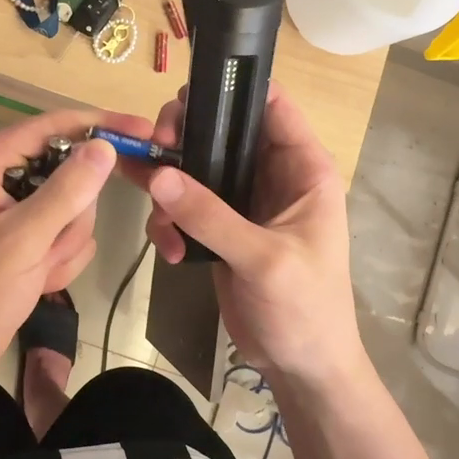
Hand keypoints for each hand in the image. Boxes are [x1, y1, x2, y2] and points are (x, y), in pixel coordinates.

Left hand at [0, 109, 154, 380]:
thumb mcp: (24, 241)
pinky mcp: (20, 234)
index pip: (50, 127)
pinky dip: (57, 259)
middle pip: (67, 171)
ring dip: (62, 244)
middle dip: (69, 217)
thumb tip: (105, 145)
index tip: (142, 130)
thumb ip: (67, 191)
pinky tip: (35, 281)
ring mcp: (8, 207)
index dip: (98, 126)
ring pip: (70, 206)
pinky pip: (62, 232)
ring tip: (35, 272)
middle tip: (48, 250)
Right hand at [121, 83, 361, 383]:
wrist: (301, 367)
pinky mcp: (219, 227)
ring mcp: (242, 200)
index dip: (229, 91)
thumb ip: (210, 216)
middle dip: (183, 138)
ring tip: (163, 223)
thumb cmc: (305, 309)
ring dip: (167, 187)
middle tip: (153, 150)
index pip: (270, 104)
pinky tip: (171, 253)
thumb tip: (157, 173)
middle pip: (220, 128)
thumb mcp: (264, 260)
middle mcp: (271, 174)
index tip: (184, 101)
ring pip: (193, 165)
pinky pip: (182, 204)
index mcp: (302, 168)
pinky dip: (168, 222)